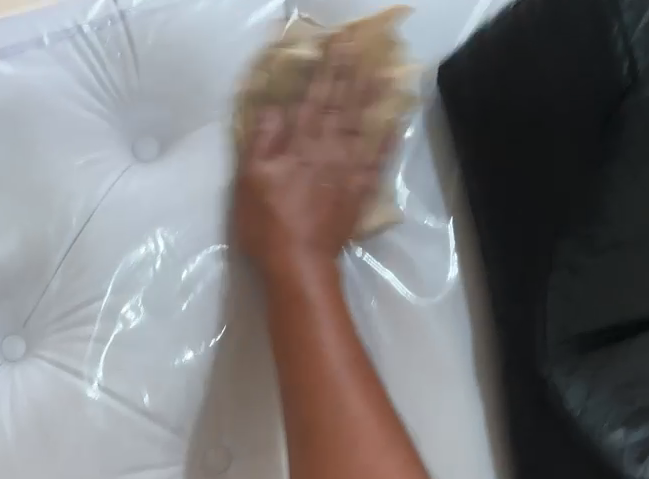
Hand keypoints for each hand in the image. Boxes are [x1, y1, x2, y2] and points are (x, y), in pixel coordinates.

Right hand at [233, 35, 397, 282]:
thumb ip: (262, 143)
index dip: (324, 71)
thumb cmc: (267, 227)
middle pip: (341, 106)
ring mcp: (347, 171)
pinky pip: (378, 159)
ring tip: (384, 69)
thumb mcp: (250, 184)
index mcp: (299, 147)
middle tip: (362, 45)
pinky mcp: (359, 193)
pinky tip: (398, 120)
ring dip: (373, 96)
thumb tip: (274, 108)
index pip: (313, 101)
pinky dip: (389, 138)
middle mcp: (327, 151)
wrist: (298, 264)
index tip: (335, 44)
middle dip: (350, 74)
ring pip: (363, 125)